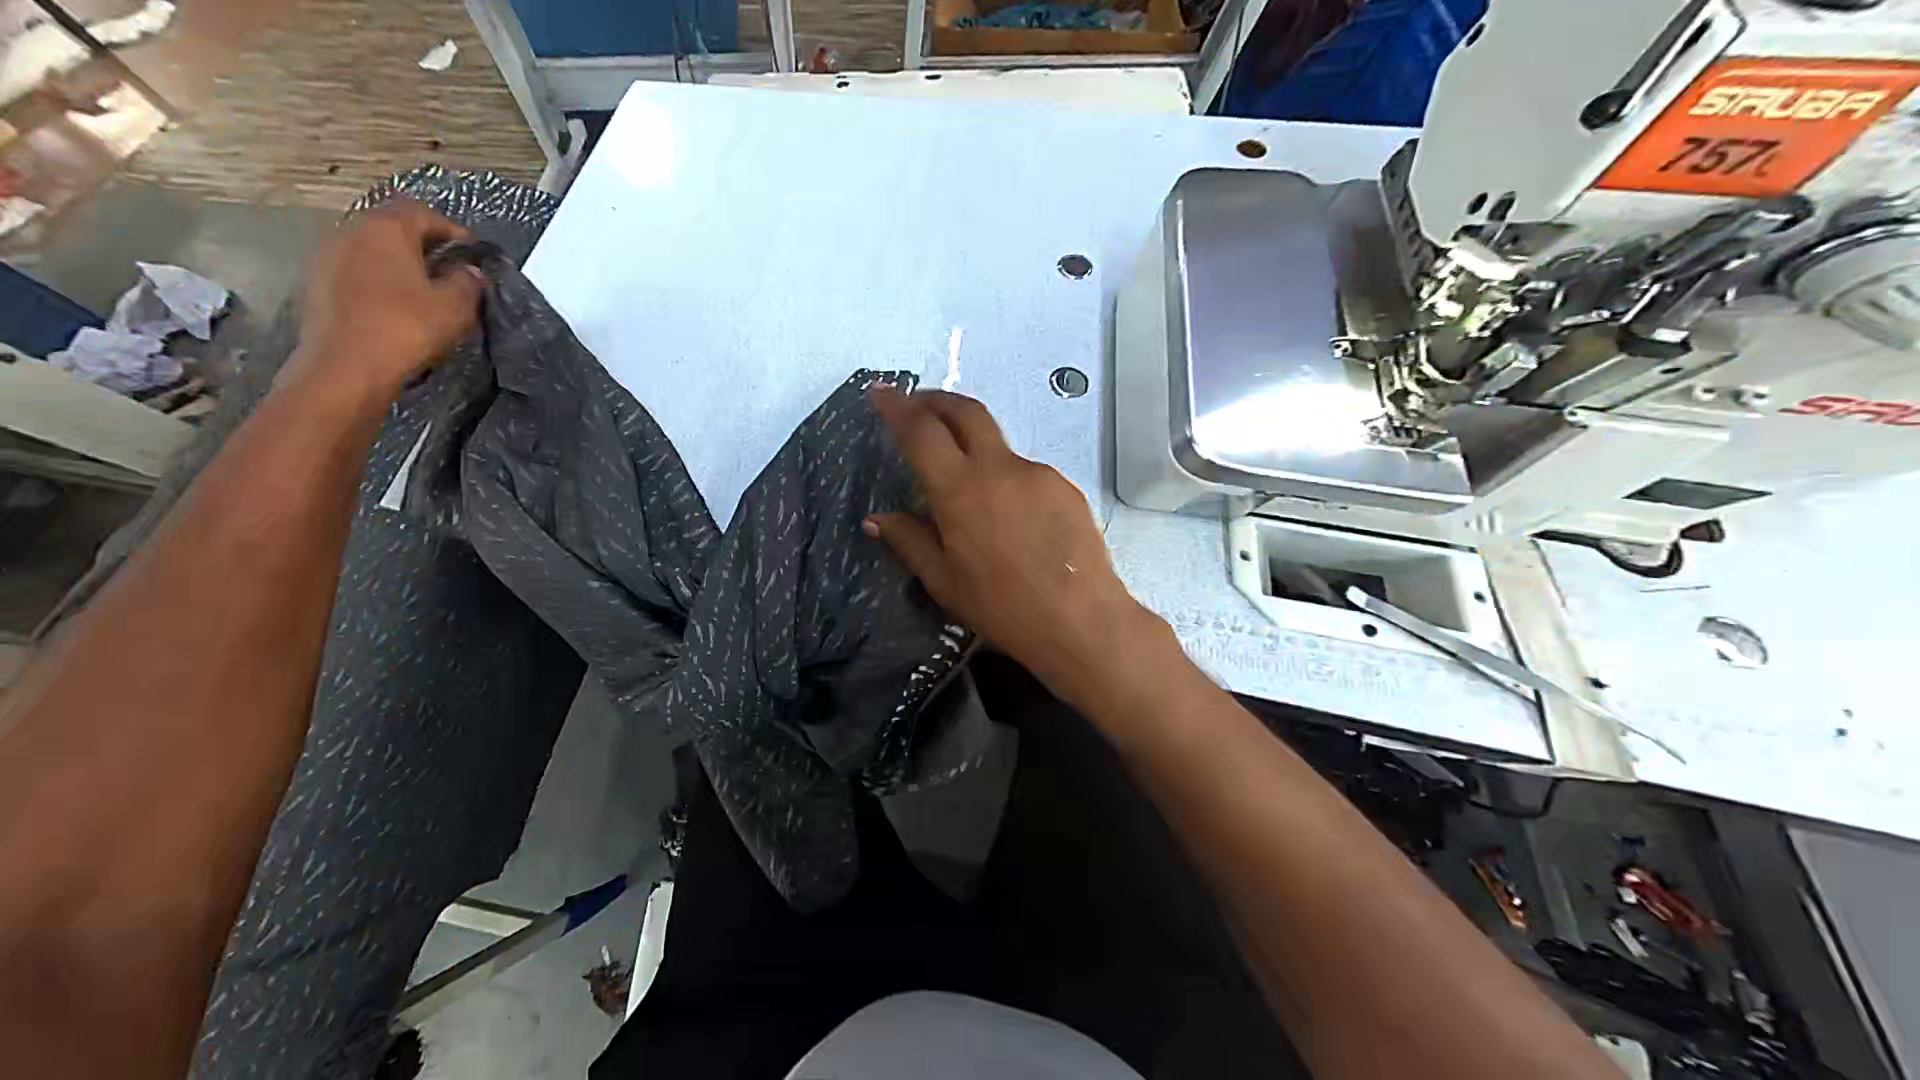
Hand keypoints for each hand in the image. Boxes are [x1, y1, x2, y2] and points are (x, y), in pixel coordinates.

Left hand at [283, 199, 483, 405]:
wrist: (347, 366)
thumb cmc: (406, 328)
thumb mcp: (455, 307)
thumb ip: (467, 282)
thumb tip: (469, 271)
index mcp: (385, 229)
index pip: (421, 211)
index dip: (451, 228)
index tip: (473, 252)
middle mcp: (351, 232)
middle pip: (392, 226)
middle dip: (424, 243)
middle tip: (452, 268)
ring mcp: (328, 257)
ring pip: (373, 249)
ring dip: (401, 262)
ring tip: (427, 288)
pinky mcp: (319, 284)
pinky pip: (358, 270)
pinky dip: (381, 279)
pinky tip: (398, 305)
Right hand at [865, 387, 1169, 709]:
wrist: (1081, 622)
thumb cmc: (1003, 608)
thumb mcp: (944, 582)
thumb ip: (909, 541)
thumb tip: (876, 519)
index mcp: (960, 490)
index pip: (921, 430)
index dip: (896, 406)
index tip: (881, 393)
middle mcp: (1000, 469)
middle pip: (966, 412)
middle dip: (936, 400)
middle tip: (917, 405)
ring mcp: (1038, 474)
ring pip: (999, 448)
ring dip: (976, 452)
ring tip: (971, 495)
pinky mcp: (1066, 487)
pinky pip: (1027, 474)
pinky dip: (1008, 482)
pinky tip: (1012, 521)